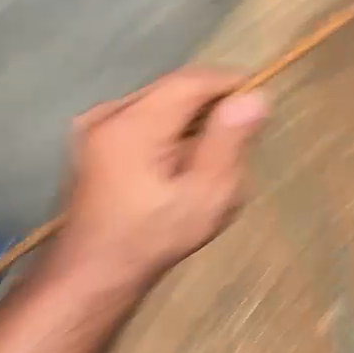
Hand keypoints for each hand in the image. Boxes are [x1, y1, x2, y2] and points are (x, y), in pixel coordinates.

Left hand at [45, 68, 268, 289]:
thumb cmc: (156, 236)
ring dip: (192, 113)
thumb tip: (254, 97)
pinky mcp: (92, 141)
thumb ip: (228, 141)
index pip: (191, 81)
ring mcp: (94, 127)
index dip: (230, 83)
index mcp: (134, 124)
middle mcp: (108, 115)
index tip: (261, 99)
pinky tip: (184, 155)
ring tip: (218, 145)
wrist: (95, 271)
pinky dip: (171, 124)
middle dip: (212, 100)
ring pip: (158, 100)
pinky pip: (142, 115)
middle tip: (244, 129)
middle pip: (173, 87)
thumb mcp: (207, 193)